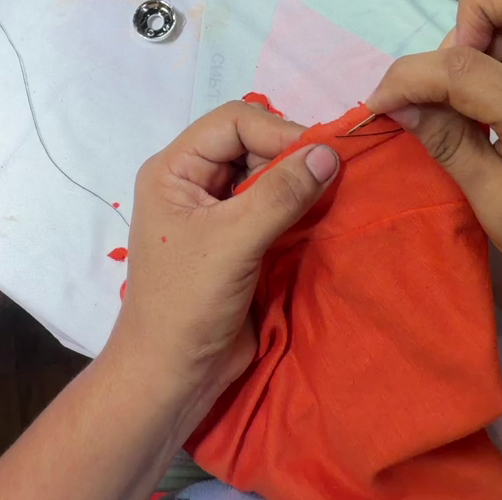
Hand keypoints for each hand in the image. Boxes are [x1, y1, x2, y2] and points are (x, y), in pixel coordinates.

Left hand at [103, 100, 340, 418]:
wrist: (172, 379)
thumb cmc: (187, 304)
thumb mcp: (233, 242)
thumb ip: (280, 194)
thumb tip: (328, 152)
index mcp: (174, 169)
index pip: (232, 123)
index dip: (276, 131)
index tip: (319, 156)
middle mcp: (193, 181)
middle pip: (250, 142)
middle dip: (288, 155)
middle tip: (327, 176)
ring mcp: (215, 210)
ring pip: (264, 172)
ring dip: (296, 181)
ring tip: (327, 193)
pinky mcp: (237, 237)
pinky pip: (272, 204)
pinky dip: (297, 205)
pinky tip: (318, 213)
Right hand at [363, 0, 501, 321]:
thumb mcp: (496, 207)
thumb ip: (448, 145)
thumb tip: (399, 104)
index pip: (466, 66)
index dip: (409, 77)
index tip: (381, 104)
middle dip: (475, 10)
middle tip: (449, 70)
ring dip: (476, 32)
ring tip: (455, 97)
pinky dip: (485, 48)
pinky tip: (470, 99)